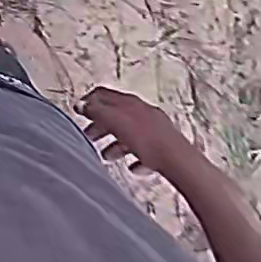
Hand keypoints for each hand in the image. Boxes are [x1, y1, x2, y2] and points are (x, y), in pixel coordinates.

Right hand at [80, 86, 204, 179]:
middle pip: (115, 114)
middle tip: (89, 134)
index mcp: (129, 102)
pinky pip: (146, 151)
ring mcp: (155, 129)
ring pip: (129, 133)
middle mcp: (142, 111)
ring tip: (107, 155)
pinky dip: (136, 156)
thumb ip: (95, 111)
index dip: (88, 102)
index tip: (79, 111)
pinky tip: (133, 167)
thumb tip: (80, 104)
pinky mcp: (165, 148)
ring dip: (116, 143)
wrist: (181, 163)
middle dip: (100, 124)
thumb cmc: (148, 141)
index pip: (102, 94)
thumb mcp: (114, 122)